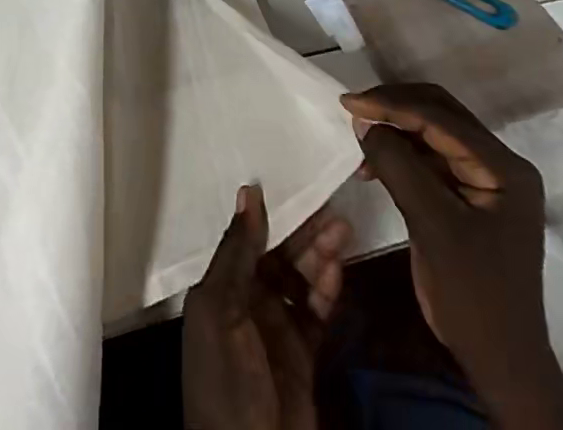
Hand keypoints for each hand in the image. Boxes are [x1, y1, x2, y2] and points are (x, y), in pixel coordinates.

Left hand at [183, 185, 351, 429]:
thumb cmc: (224, 378)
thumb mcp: (219, 310)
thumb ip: (236, 252)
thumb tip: (247, 192)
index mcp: (222, 289)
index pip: (249, 240)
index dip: (272, 214)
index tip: (297, 183)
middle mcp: (248, 301)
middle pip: (280, 255)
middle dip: (304, 232)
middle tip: (333, 207)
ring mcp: (277, 325)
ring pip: (302, 277)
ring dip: (320, 255)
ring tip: (343, 231)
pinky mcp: (303, 349)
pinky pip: (317, 309)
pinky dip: (327, 290)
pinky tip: (337, 272)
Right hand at [342, 84, 562, 428]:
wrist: (500, 359)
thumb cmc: (472, 294)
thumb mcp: (432, 226)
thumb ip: (399, 167)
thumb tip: (364, 122)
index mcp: (504, 167)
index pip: (443, 119)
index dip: (394, 105)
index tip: (349, 102)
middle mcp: (500, 163)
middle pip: (443, 116)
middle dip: (396, 108)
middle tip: (353, 108)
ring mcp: (486, 179)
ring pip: (435, 136)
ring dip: (397, 131)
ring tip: (360, 138)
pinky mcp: (470, 196)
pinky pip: (433, 161)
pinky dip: (403, 156)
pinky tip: (376, 164)